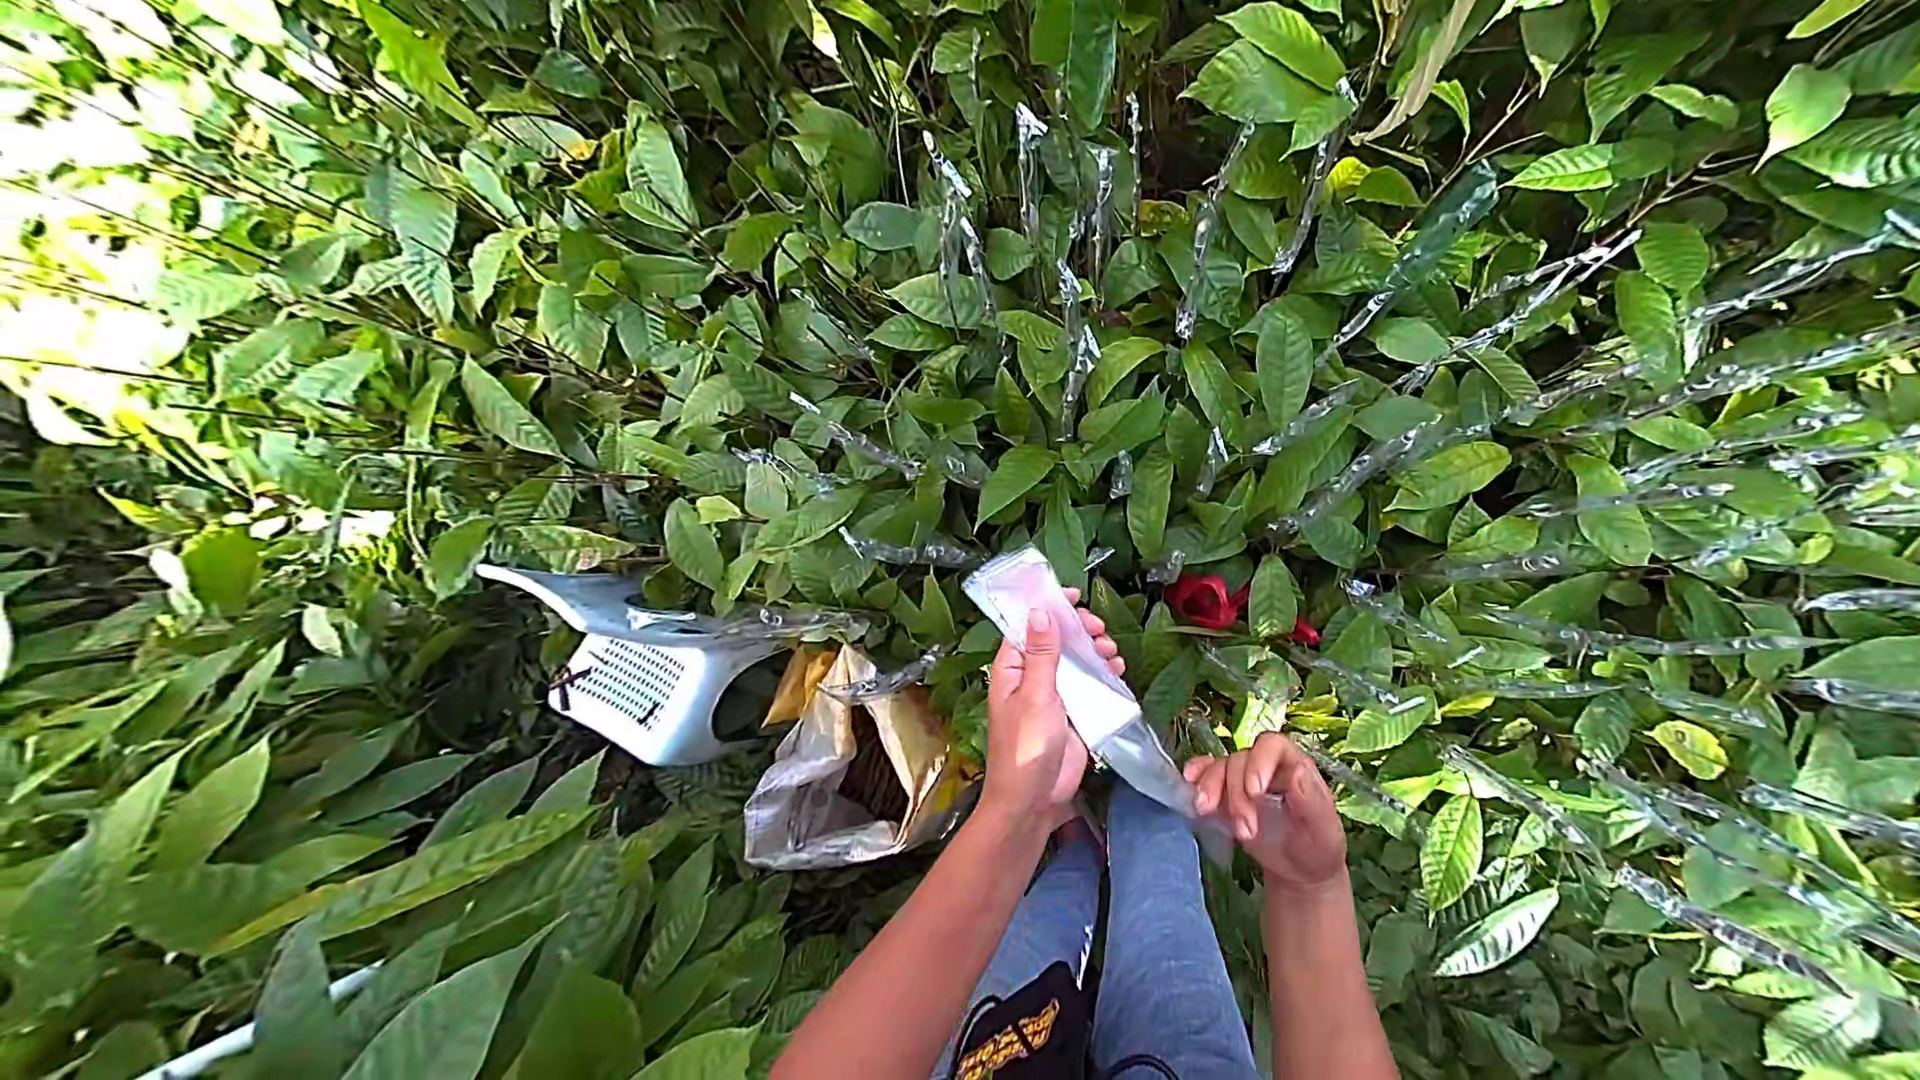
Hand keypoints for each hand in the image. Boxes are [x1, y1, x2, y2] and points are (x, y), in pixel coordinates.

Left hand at [982, 589, 1123, 831]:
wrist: (1034, 799)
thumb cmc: (1026, 746)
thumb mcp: (1036, 694)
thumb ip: (1042, 653)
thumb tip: (1040, 611)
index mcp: (1011, 667)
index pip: (1028, 626)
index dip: (1048, 608)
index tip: (1071, 595)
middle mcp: (1031, 676)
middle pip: (1056, 640)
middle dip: (1078, 629)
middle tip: (1098, 628)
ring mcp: (1053, 694)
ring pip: (1075, 660)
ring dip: (1093, 650)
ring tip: (1110, 650)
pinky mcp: (1073, 712)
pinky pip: (1088, 684)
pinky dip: (1102, 673)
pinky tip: (1116, 669)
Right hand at [1184, 732, 1348, 897]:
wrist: (1299, 869)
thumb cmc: (1317, 846)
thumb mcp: (1323, 828)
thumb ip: (1311, 799)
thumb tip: (1298, 769)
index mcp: (1292, 765)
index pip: (1272, 745)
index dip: (1258, 761)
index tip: (1254, 792)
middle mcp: (1263, 764)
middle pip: (1240, 760)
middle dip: (1236, 795)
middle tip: (1245, 831)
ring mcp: (1240, 775)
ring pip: (1219, 766)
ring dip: (1211, 789)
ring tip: (1208, 813)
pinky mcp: (1222, 789)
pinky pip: (1204, 771)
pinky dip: (1196, 775)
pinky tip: (1189, 786)